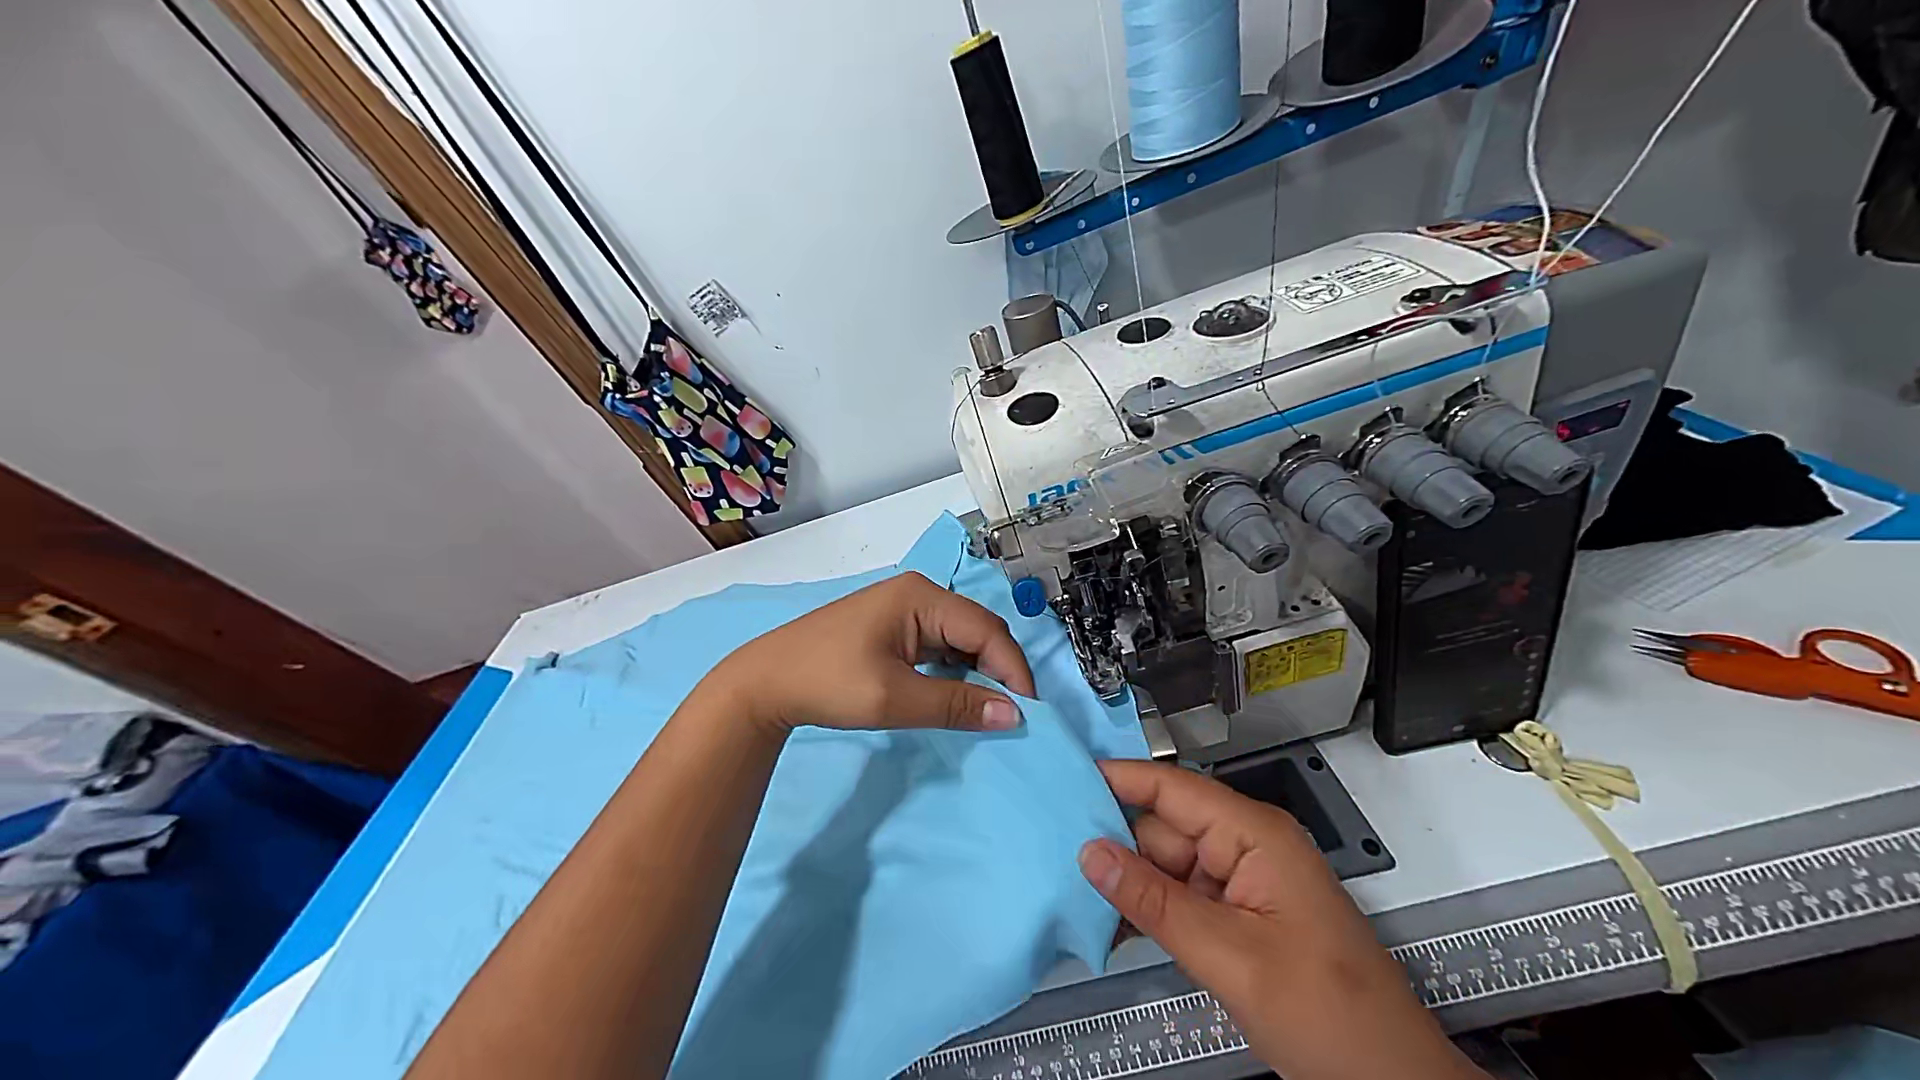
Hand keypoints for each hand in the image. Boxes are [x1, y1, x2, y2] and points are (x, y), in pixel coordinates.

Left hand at [706, 571, 1035, 734]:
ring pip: (959, 638)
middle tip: (1010, 712)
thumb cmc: (828, 682)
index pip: (986, 629)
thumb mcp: (894, 698)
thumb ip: (956, 704)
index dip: (1012, 669)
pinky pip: (939, 644)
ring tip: (987, 707)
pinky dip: (954, 669)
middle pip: (976, 629)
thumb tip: (1014, 715)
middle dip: (998, 668)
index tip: (1027, 711)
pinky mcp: (893, 627)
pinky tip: (956, 693)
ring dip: (977, 670)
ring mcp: (904, 609)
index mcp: (921, 597)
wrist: (765, 683)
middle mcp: (918, 594)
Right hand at [1079, 761, 1483, 1079]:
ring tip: (1070, 888)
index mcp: (1253, 834)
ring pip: (1163, 864)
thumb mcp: (1231, 956)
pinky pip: (1177, 897)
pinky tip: (1107, 920)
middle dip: (1113, 841)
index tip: (1063, 778)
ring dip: (1126, 881)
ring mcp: (1238, 881)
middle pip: (1161, 827)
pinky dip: (1146, 908)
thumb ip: (1154, 901)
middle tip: (1054, 853)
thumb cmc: (1328, 1012)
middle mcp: (1243, 846)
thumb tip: (1090, 853)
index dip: (1117, 778)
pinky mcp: (1233, 914)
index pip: (1171, 787)